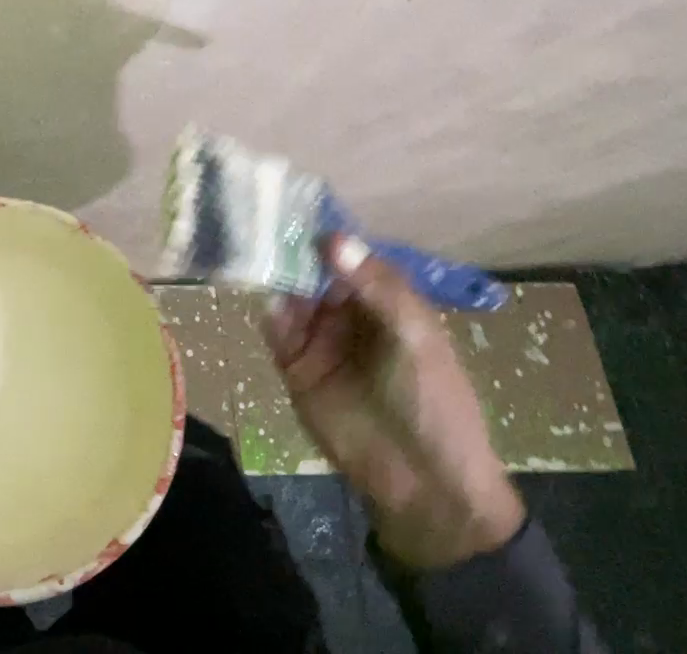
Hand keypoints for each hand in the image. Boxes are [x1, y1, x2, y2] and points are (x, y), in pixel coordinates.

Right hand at [260, 234, 524, 571]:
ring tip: (253, 256)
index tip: (295, 205)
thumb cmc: (433, 401)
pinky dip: (271, 315)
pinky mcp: (296, 368)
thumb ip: (376, 287)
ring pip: (290, 297)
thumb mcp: (416, 337)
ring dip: (275, 278)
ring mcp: (320, 339)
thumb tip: (332, 239)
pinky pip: (278, 333)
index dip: (327, 234)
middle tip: (259, 223)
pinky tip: (270, 306)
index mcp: (386, 300)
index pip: (350, 256)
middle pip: (312, 272)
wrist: (422, 482)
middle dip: (290, 250)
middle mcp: (349, 313)